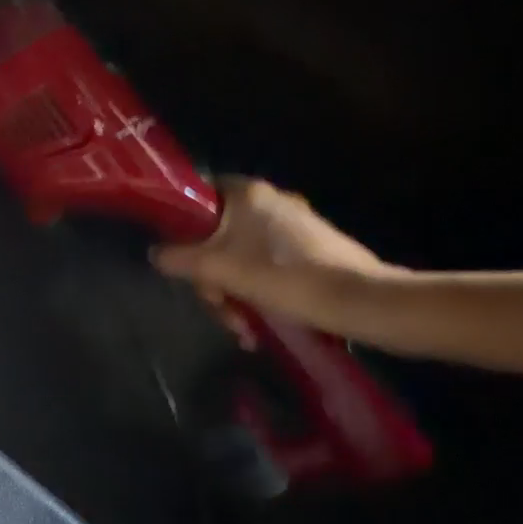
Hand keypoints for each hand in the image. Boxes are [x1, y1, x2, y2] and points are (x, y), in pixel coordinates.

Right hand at [152, 177, 409, 340]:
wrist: (367, 303)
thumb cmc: (285, 276)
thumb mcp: (218, 269)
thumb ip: (178, 258)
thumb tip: (156, 254)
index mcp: (245, 193)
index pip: (193, 195)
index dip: (179, 226)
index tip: (182, 259)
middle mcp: (269, 201)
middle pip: (215, 236)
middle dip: (212, 279)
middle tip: (221, 310)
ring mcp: (293, 226)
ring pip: (240, 256)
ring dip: (234, 294)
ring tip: (244, 330)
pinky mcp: (313, 250)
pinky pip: (267, 266)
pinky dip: (259, 293)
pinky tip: (262, 324)